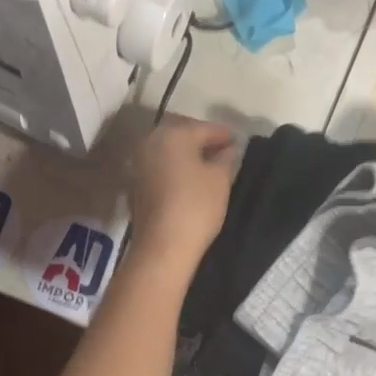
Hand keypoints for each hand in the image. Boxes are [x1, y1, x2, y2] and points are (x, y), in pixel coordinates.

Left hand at [127, 114, 238, 267]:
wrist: (162, 247)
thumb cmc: (196, 207)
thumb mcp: (220, 180)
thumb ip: (227, 158)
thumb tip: (230, 149)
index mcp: (173, 133)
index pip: (205, 128)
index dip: (225, 135)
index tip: (239, 142)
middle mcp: (151, 141)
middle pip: (183, 137)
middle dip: (203, 143)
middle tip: (224, 154)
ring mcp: (139, 164)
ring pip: (170, 153)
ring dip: (188, 158)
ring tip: (208, 170)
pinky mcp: (136, 186)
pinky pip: (161, 170)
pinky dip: (176, 172)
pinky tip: (189, 183)